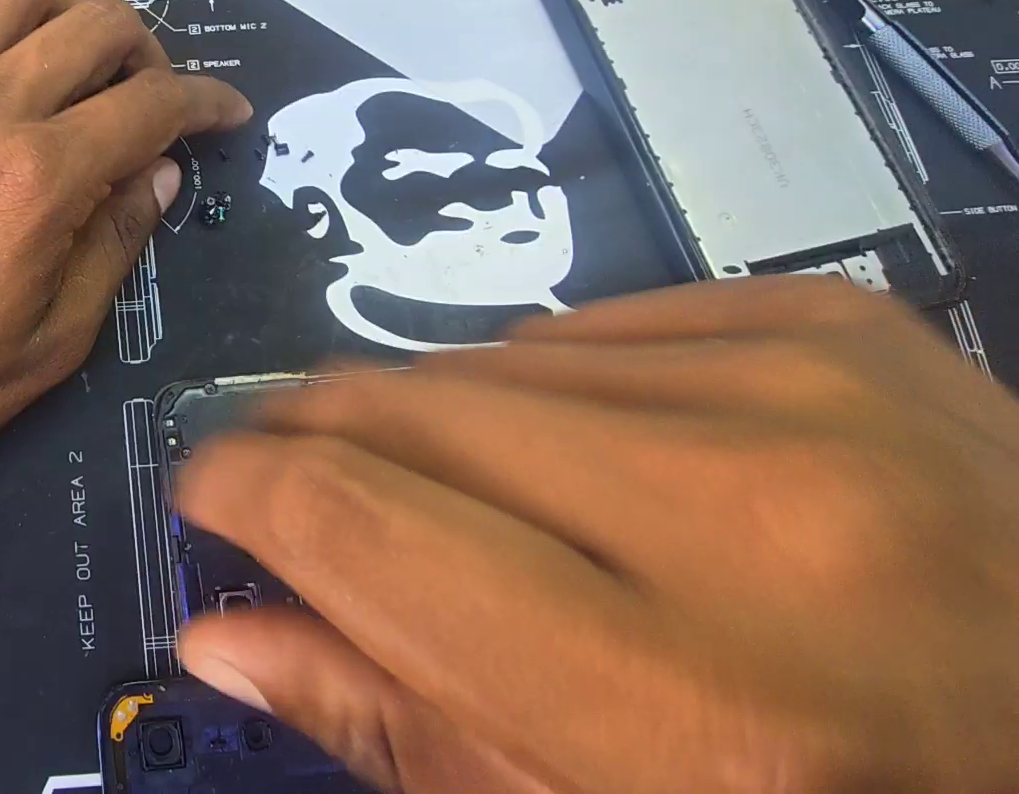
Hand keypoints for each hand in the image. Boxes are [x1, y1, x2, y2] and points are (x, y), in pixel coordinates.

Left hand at [0, 0, 250, 537]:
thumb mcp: (53, 344)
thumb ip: (114, 245)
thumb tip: (156, 173)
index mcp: (42, 178)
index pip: (152, 104)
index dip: (205, 101)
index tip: (226, 114)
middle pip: (93, 24)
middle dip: (147, 50)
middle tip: (151, 101)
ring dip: (61, 10)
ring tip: (72, 63)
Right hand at [177, 276, 1018, 792]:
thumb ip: (387, 720)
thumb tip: (219, 634)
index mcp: (684, 705)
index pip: (351, 519)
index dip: (244, 487)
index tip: (210, 487)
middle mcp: (746, 519)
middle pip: (396, 410)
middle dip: (308, 437)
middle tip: (295, 474)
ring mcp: (801, 392)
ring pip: (474, 363)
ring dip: (427, 423)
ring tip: (478, 494)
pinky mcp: (830, 319)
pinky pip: (577, 329)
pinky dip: (538, 388)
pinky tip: (595, 452)